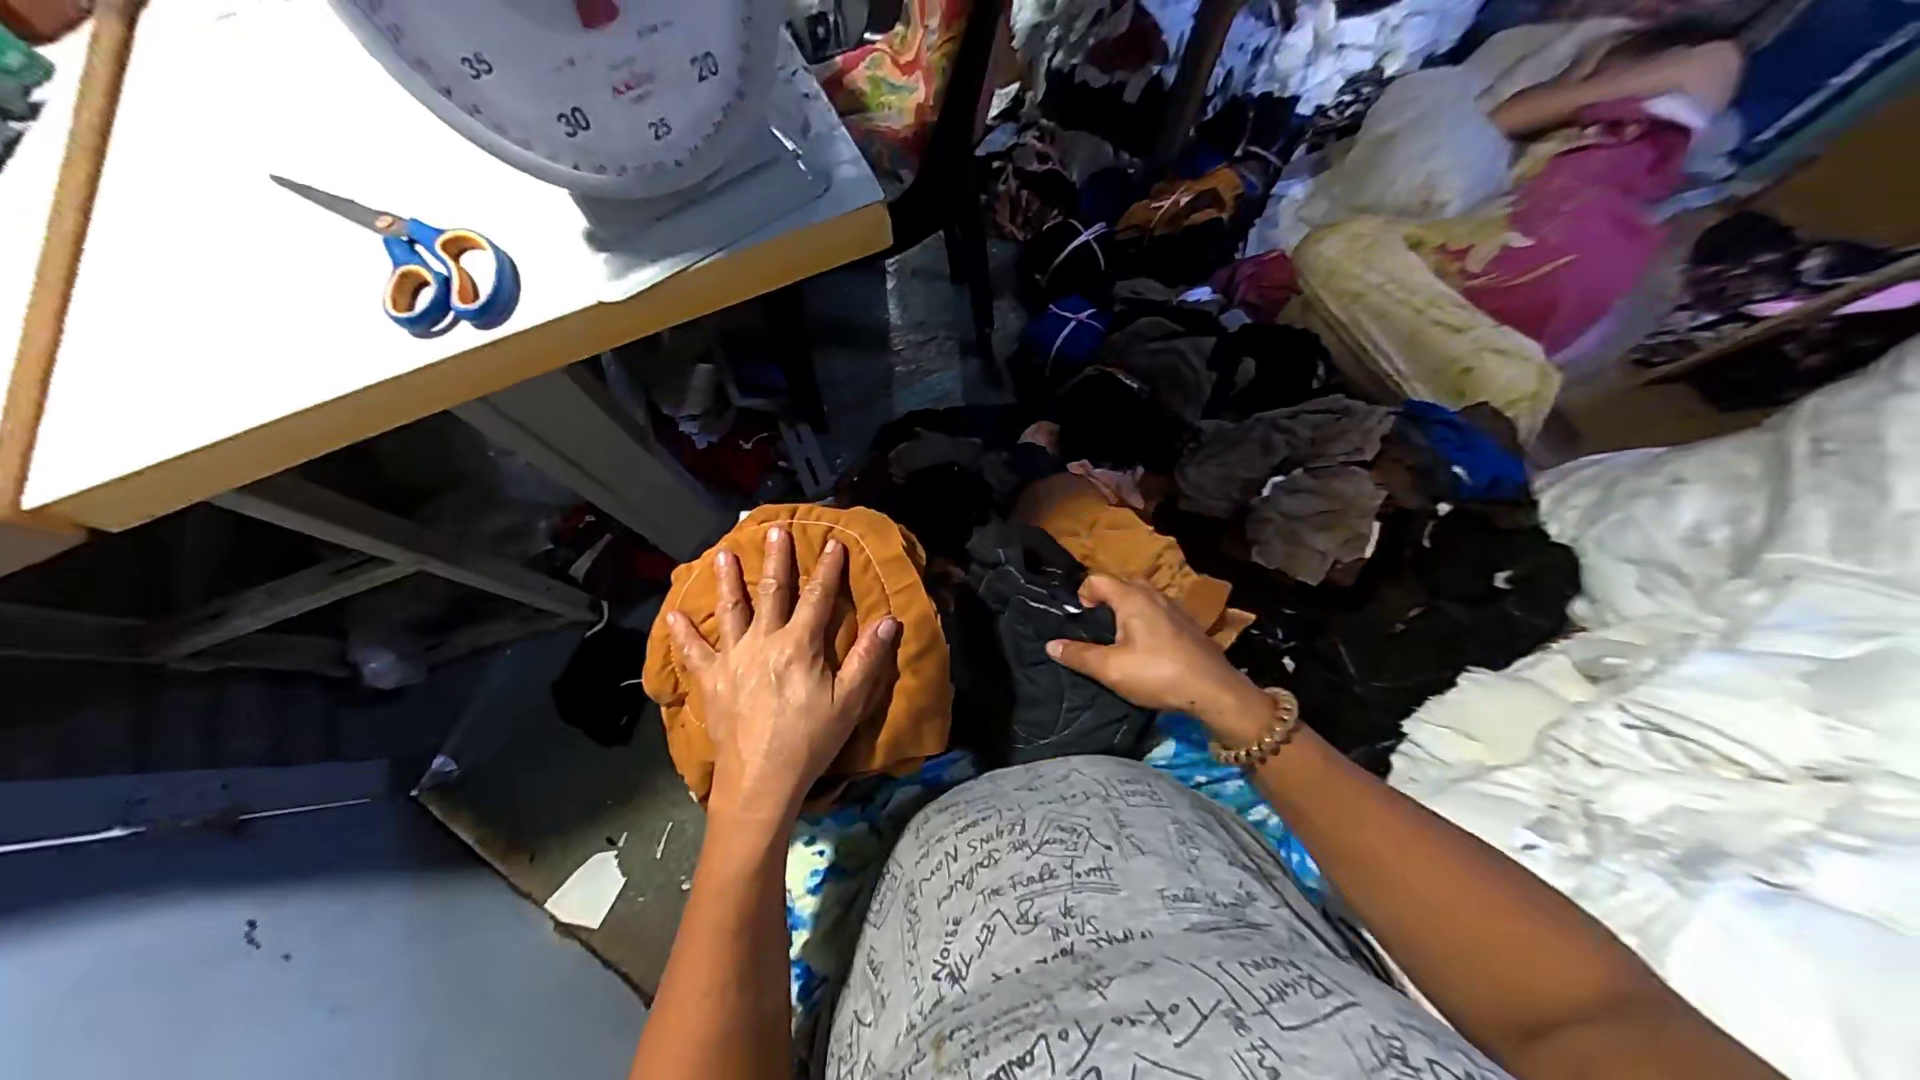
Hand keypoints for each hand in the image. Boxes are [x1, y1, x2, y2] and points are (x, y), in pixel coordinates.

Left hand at [665, 527, 899, 827]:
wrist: (760, 779)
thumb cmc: (810, 740)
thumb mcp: (850, 702)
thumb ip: (869, 659)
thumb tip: (889, 620)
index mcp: (800, 645)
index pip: (818, 597)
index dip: (828, 569)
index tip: (833, 542)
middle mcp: (764, 642)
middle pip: (773, 592)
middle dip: (777, 559)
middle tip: (774, 530)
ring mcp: (733, 659)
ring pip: (732, 611)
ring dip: (729, 581)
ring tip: (723, 553)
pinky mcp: (711, 680)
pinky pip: (694, 652)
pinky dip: (684, 633)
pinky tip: (674, 615)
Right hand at [1045, 575, 1271, 745]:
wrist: (1214, 690)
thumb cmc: (1157, 674)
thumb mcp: (1110, 669)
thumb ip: (1078, 655)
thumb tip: (1050, 645)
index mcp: (1132, 598)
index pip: (1098, 579)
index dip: (1083, 593)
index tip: (1081, 619)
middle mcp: (1154, 595)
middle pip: (1123, 582)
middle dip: (1106, 596)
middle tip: (1097, 623)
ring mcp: (1175, 608)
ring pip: (1144, 596)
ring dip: (1128, 607)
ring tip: (1119, 635)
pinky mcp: (1189, 625)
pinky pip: (1159, 611)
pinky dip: (1147, 619)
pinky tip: (1147, 646)